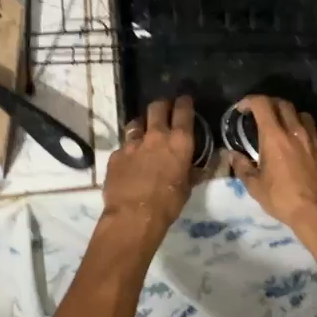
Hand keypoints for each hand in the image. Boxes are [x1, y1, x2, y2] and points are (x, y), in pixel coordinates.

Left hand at [103, 96, 196, 228]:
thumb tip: (200, 167)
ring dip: (142, 125)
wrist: (133, 216)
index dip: (185, 102)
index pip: (184, 111)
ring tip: (143, 132)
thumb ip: (192, 172)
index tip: (185, 99)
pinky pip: (123, 146)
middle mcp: (156, 136)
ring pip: (136, 122)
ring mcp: (132, 143)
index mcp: (179, 142)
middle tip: (163, 110)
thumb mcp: (187, 188)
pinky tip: (129, 161)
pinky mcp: (115, 154)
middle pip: (157, 107)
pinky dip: (128, 150)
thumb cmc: (168, 203)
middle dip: (162, 105)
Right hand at [228, 96, 316, 231]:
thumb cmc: (283, 199)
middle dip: (268, 104)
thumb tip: (231, 155)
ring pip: (300, 113)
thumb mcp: (256, 187)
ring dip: (287, 114)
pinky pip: (310, 127)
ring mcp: (312, 137)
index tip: (242, 108)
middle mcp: (295, 131)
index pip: (262, 105)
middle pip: (282, 104)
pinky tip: (295, 141)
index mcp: (275, 137)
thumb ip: (242, 167)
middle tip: (258, 114)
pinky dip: (300, 126)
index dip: (250, 101)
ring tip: (279, 126)